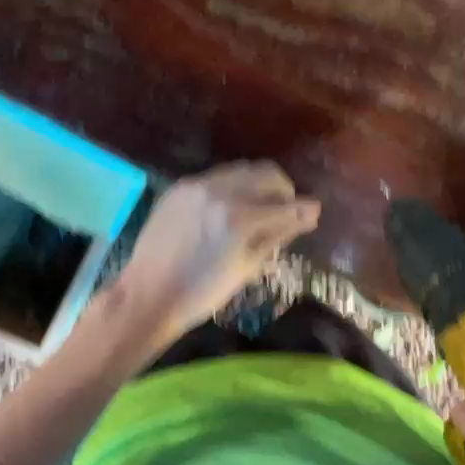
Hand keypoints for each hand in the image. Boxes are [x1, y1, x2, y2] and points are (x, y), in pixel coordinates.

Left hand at [111, 162, 320, 352]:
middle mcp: (219, 192)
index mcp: (239, 218)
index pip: (285, 205)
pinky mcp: (179, 188)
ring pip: (241, 170)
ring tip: (260, 205)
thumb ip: (278, 236)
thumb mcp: (246, 267)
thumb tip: (308, 216)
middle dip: (283, 189)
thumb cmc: (202, 292)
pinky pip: (215, 177)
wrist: (149, 294)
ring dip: (258, 183)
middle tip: (287, 208)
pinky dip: (231, 187)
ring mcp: (196, 186)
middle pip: (266, 174)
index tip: (315, 212)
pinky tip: (229, 208)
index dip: (305, 209)